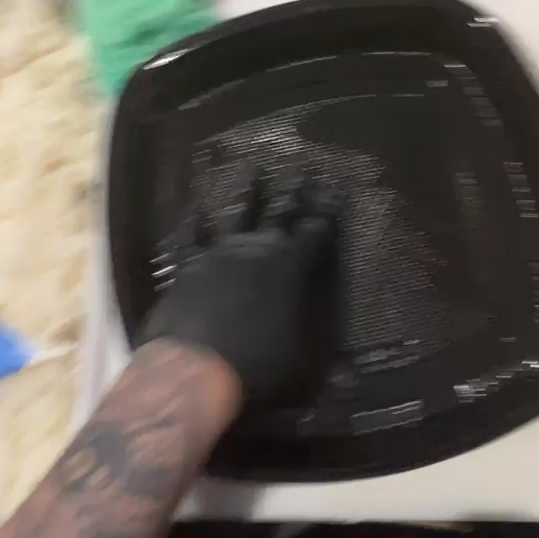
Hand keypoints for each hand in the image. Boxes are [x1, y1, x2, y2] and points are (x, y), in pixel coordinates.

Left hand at [143, 171, 339, 405]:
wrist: (195, 371)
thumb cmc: (258, 368)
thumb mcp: (305, 364)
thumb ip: (325, 353)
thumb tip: (351, 369)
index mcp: (291, 268)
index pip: (318, 231)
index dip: (330, 209)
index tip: (338, 186)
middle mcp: (259, 250)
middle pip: (281, 212)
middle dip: (296, 189)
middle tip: (304, 166)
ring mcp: (220, 254)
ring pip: (238, 213)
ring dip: (248, 190)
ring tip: (255, 167)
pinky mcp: (188, 267)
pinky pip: (190, 238)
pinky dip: (193, 222)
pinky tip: (194, 207)